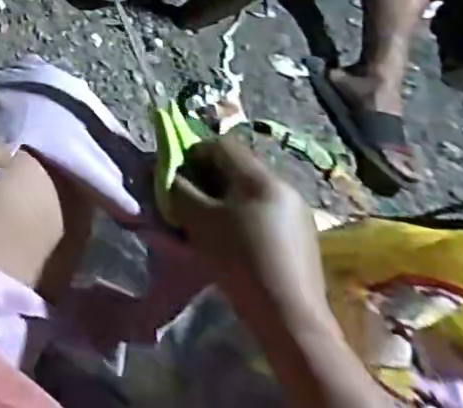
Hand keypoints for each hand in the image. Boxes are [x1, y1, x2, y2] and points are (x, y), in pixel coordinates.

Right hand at [168, 139, 325, 317]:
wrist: (289, 317)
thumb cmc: (238, 258)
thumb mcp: (194, 216)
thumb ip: (174, 185)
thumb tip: (160, 169)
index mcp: (261, 178)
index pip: (218, 144)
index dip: (190, 154)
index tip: (175, 177)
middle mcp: (284, 188)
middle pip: (234, 168)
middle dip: (205, 179)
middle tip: (187, 201)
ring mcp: (298, 214)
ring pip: (246, 191)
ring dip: (221, 199)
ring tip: (206, 224)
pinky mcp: (302, 237)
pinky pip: (262, 211)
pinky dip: (240, 216)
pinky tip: (232, 241)